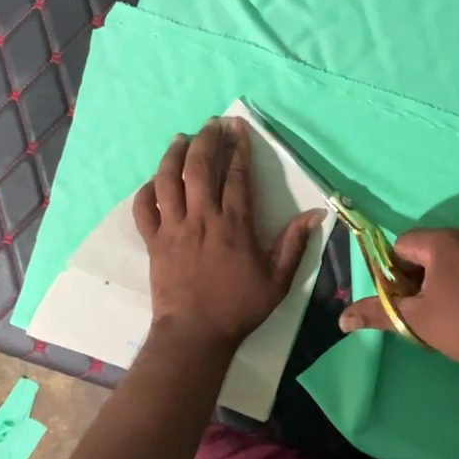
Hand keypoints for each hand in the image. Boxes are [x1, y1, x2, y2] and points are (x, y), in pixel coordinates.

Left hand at [135, 118, 323, 354]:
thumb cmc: (239, 307)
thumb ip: (294, 244)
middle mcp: (202, 218)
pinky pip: (144, 209)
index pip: (237, 176)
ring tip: (181, 138)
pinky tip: (153, 181)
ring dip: (173, 155)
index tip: (239, 127)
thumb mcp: (277, 280)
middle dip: (206, 140)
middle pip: (199, 168)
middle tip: (211, 124)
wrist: (195, 335)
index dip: (238, 148)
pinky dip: (146, 191)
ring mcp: (173, 228)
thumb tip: (315, 214)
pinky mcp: (153, 242)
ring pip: (168, 181)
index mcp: (234, 225)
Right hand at [338, 224, 458, 375]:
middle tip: (430, 311)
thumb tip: (341, 319)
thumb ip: (377, 313)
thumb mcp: (417, 321)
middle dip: (422, 277)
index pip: (402, 245)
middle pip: (429, 249)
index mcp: (443, 240)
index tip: (410, 301)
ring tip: (456, 314)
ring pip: (454, 257)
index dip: (398, 274)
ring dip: (446, 280)